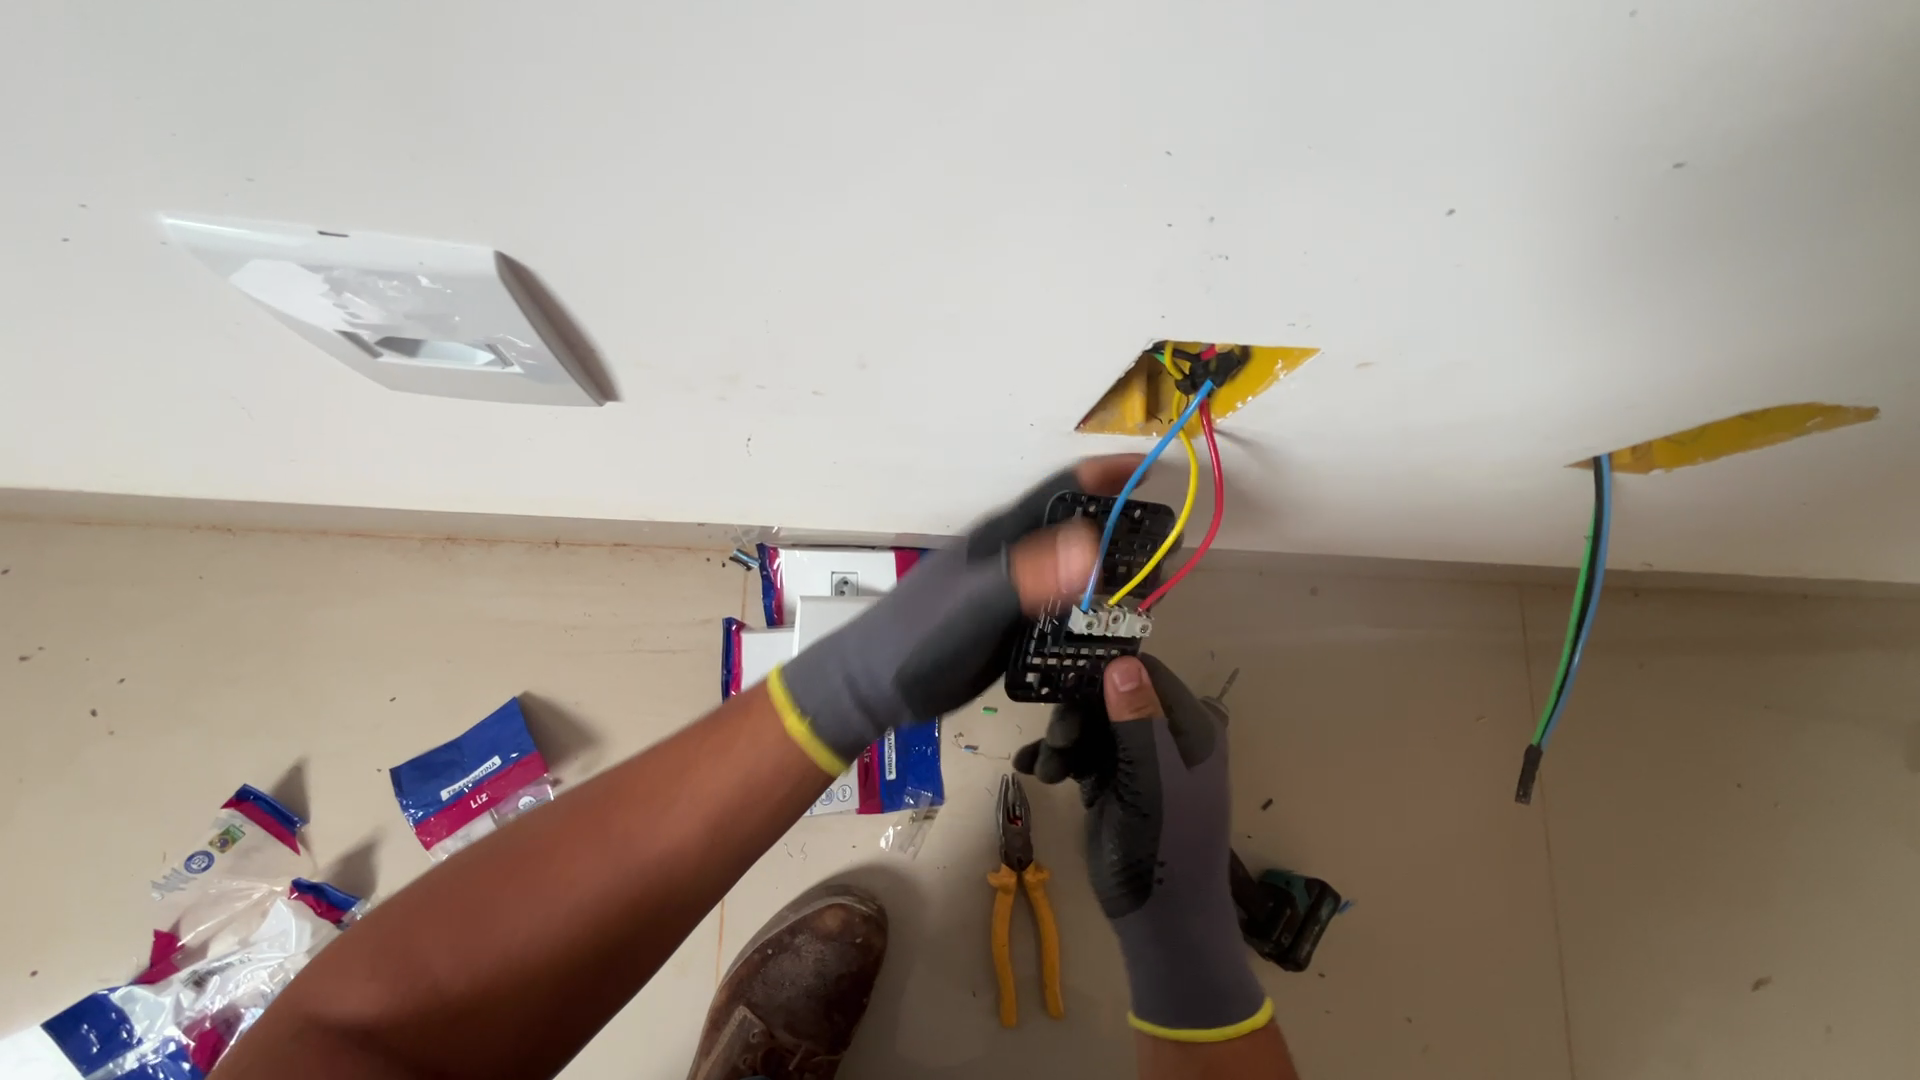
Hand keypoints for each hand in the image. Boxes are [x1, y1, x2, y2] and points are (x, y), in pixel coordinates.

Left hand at [774, 456, 1141, 770]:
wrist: (878, 684)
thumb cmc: (921, 635)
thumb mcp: (975, 602)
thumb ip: (1028, 573)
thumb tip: (1093, 542)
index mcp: (1001, 536)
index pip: (1060, 490)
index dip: (1104, 474)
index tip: (1152, 466)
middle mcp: (1010, 555)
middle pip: (1072, 527)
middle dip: (1118, 524)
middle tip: (1165, 536)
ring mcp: (1010, 590)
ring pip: (1069, 567)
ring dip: (1108, 567)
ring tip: (1152, 577)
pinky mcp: (1010, 624)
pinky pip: (1060, 605)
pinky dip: (1090, 605)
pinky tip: (1112, 621)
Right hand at [1014, 655, 1271, 1041]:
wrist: (1160, 919)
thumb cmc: (1167, 846)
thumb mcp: (1154, 779)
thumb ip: (1138, 720)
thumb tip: (1120, 661)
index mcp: (1191, 726)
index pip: (1143, 674)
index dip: (1101, 673)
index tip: (1061, 682)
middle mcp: (1165, 733)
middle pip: (1108, 697)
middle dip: (1075, 716)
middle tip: (1056, 743)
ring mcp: (1138, 758)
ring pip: (1089, 725)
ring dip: (1061, 741)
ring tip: (1046, 772)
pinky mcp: (1113, 780)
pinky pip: (1080, 753)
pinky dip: (1056, 759)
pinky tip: (1032, 769)